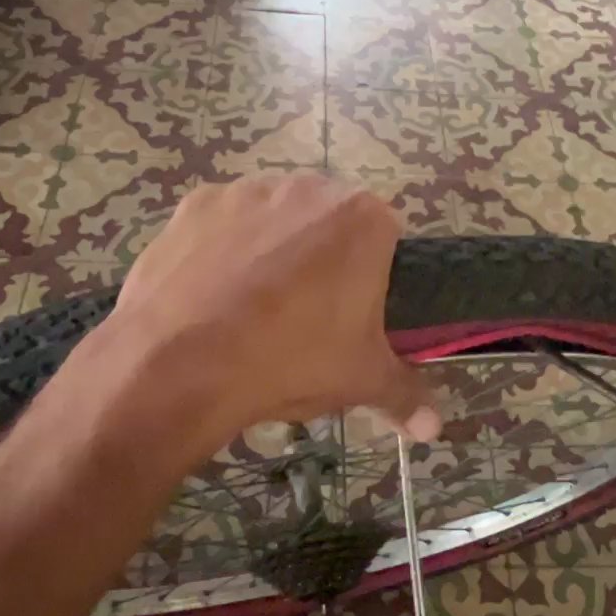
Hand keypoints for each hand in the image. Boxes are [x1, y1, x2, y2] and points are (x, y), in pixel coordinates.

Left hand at [89, 175, 437, 450]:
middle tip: (304, 316)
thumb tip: (433, 426)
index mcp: (363, 218)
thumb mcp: (361, 381)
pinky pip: (222, 224)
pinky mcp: (196, 204)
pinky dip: (221, 250)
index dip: (369, 276)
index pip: (384, 236)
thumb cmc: (292, 360)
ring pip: (273, 219)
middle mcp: (308, 188)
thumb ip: (404, 393)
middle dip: (321, 258)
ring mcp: (247, 191)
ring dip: (271, 250)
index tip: (350, 314)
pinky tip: (211, 295)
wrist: (182, 362)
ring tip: (250, 311)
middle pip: (327, 221)